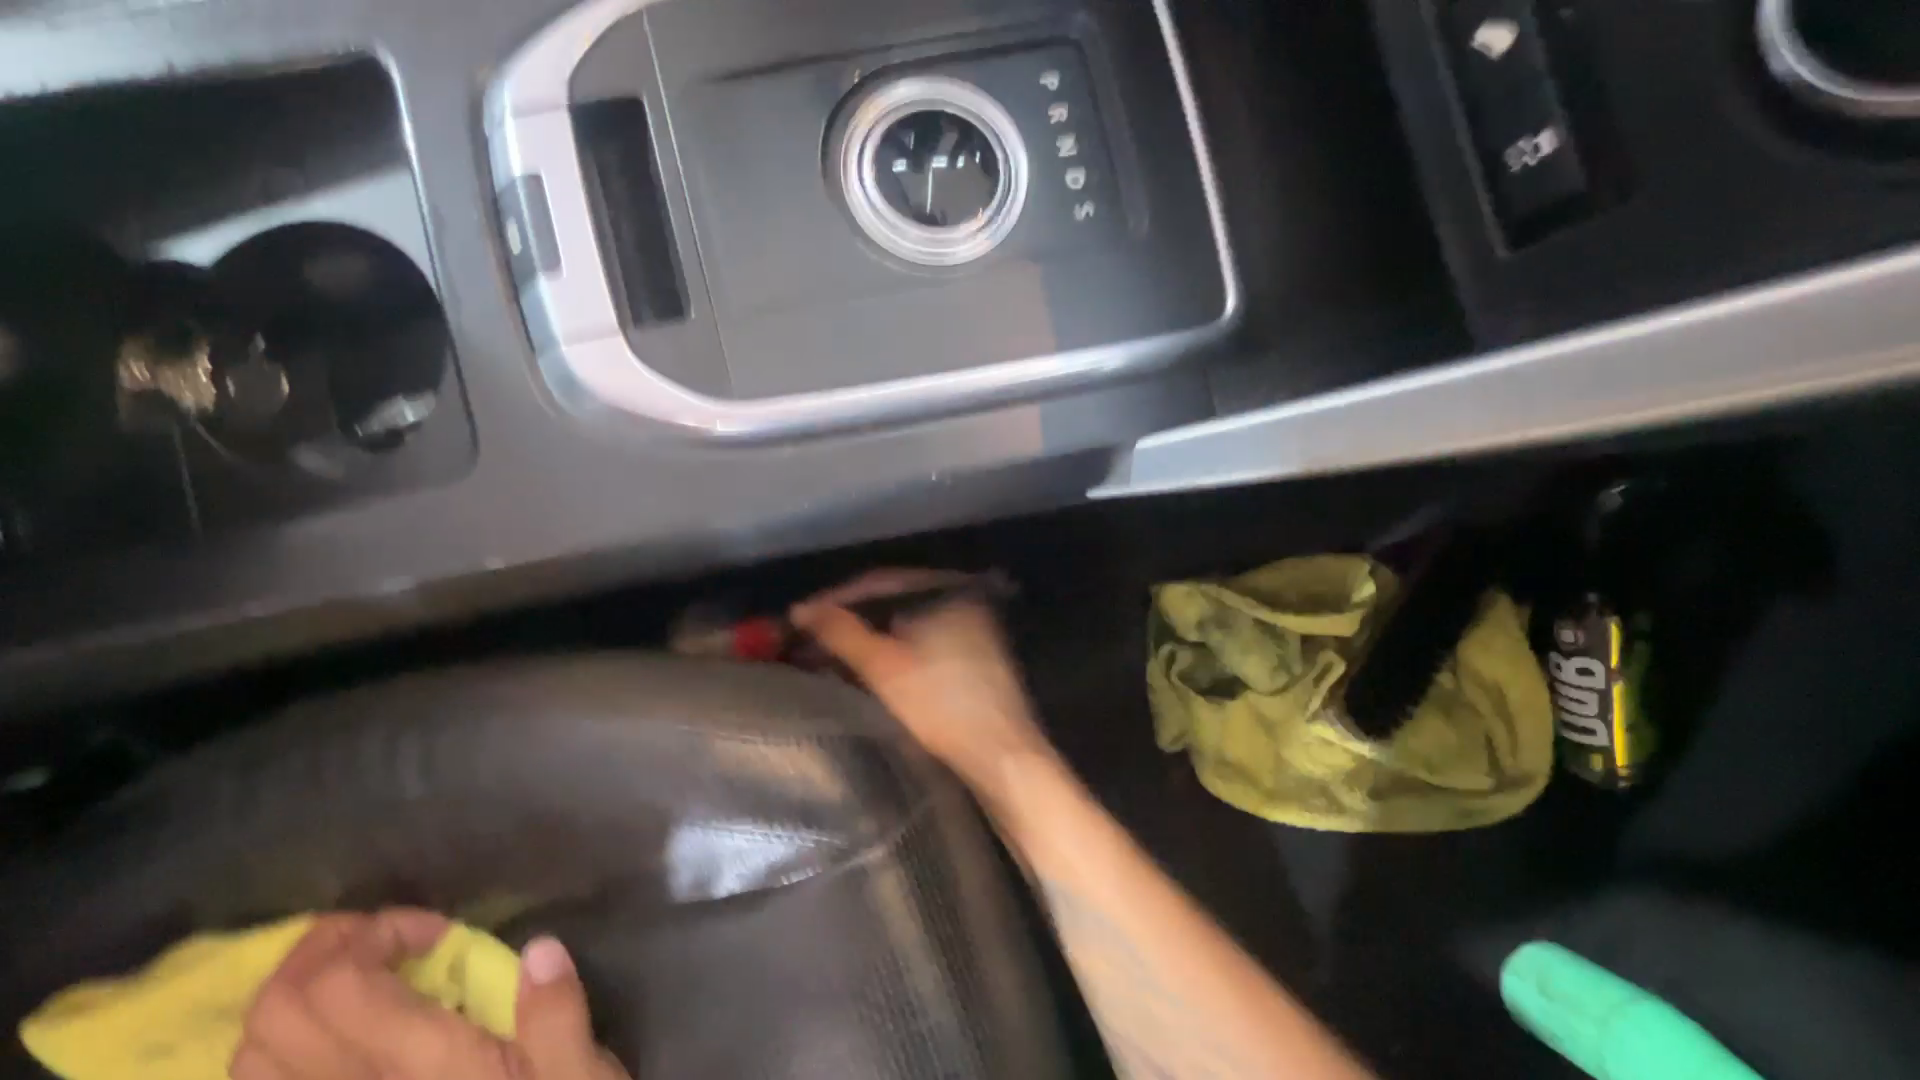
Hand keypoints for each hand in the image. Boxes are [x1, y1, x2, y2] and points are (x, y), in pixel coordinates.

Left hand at [231, 909, 629, 1079]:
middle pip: (280, 1010)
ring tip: (357, 974)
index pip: (342, 984)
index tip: (438, 934)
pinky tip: (330, 1035)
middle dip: (326, 949)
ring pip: (252, 1053)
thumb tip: (541, 949)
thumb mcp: (580, 1079)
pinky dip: (276, 1047)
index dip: (378, 933)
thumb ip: (559, 1018)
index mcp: (421, 1071)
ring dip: (296, 994)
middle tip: (389, 938)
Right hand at [793, 569, 1060, 802]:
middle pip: (890, 600)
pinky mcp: (972, 654)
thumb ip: (840, 632)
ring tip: (826, 656)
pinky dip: (889, 649)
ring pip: (903, 622)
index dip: (833, 599)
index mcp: (943, 589)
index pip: (876, 581)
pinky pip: (919, 639)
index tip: (798, 618)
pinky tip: (864, 668)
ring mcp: (969, 625)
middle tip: (806, 640)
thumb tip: (801, 608)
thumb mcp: (882, 666)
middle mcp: (959, 598)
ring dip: (865, 637)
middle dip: (846, 620)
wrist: (1001, 754)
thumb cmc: (940, 704)